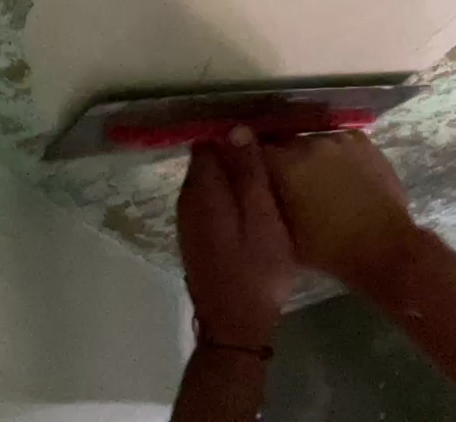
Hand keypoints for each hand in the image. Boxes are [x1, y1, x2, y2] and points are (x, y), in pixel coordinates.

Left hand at [177, 128, 296, 347]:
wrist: (235, 328)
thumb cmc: (256, 269)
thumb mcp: (262, 216)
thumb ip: (249, 171)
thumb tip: (236, 128)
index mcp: (202, 189)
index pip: (207, 141)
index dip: (231, 132)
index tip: (259, 131)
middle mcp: (187, 198)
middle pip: (207, 160)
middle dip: (232, 152)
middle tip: (268, 154)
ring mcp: (189, 219)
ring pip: (208, 180)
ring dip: (231, 174)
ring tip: (265, 174)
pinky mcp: (196, 236)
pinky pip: (209, 199)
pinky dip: (227, 194)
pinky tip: (250, 202)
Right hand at [263, 131, 423, 290]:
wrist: (382, 246)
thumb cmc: (328, 249)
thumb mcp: (284, 233)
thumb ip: (267, 202)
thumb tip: (259, 184)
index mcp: (286, 166)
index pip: (259, 151)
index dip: (257, 162)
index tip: (260, 174)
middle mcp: (310, 144)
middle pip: (287, 144)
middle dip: (286, 160)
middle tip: (293, 183)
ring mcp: (338, 139)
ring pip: (315, 142)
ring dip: (313, 157)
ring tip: (323, 181)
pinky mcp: (362, 140)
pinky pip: (340, 142)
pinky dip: (338, 155)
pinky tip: (345, 175)